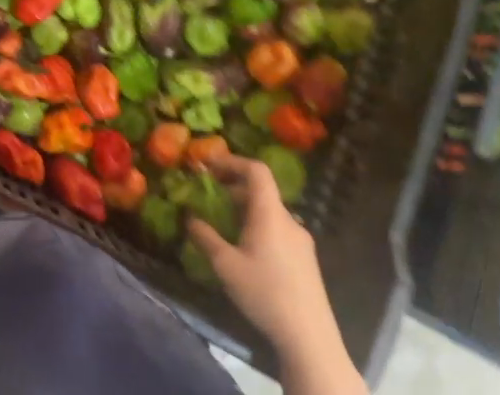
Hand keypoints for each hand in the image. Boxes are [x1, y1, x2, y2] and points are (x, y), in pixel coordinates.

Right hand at [188, 156, 341, 357]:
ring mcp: (301, 241)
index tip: (208, 165)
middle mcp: (289, 221)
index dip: (232, 161)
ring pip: (268, 212)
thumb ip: (205, 237)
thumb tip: (190, 217)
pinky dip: (256, 226)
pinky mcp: (304, 260)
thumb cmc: (265, 293)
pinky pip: (277, 230)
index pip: (257, 171)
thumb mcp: (225, 265)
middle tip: (206, 197)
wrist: (310, 337)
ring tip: (221, 224)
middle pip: (261, 191)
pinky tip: (243, 249)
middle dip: (231, 188)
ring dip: (243, 209)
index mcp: (271, 215)